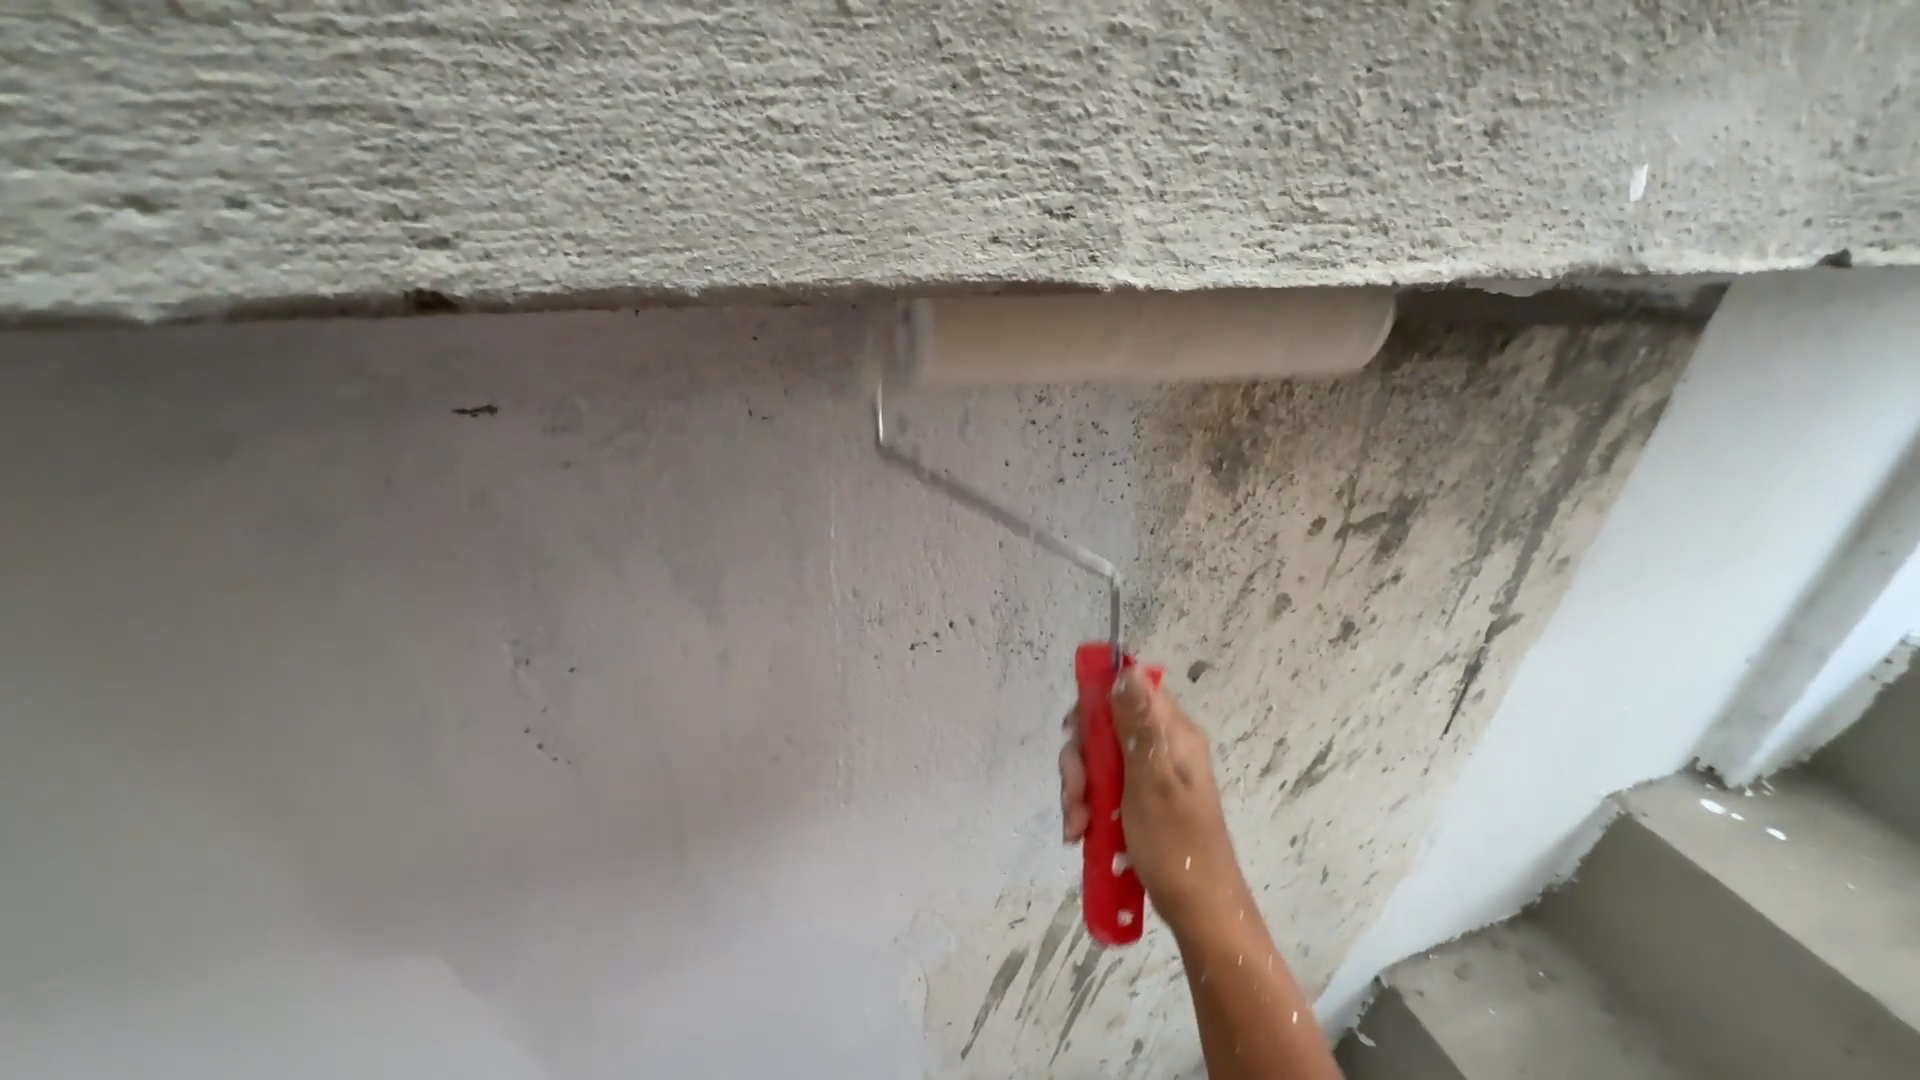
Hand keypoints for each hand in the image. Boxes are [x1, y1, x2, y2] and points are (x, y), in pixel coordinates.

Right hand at [1060, 668, 1245, 935]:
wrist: (1201, 912)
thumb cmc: (1176, 846)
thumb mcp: (1151, 782)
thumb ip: (1137, 727)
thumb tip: (1126, 671)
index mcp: (1173, 735)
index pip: (1130, 688)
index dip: (1097, 701)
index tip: (1076, 731)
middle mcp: (1164, 747)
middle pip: (1106, 728)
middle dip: (1081, 760)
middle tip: (1076, 794)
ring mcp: (1152, 777)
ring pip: (1100, 762)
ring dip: (1080, 791)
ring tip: (1078, 826)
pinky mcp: (1142, 804)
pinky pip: (1105, 791)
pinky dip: (1089, 809)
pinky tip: (1081, 834)